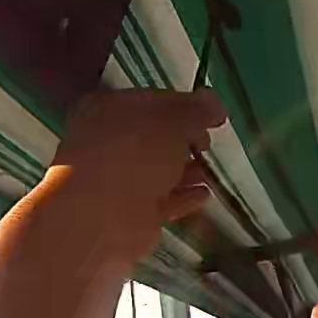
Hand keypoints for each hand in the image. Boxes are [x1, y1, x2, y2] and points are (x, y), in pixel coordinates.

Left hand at [38, 88, 225, 261]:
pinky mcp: (131, 211)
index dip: (186, 106)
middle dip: (186, 140)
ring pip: (160, 170)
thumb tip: (214, 102)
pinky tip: (204, 194)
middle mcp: (109, 142)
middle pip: (156, 137)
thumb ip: (197, 110)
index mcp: (110, 109)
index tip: (213, 116)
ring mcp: (119, 179)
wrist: (103, 216)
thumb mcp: (173, 122)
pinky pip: (164, 199)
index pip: (154, 101)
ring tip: (210, 171)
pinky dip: (184, 196)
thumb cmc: (135, 156)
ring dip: (187, 170)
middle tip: (207, 144)